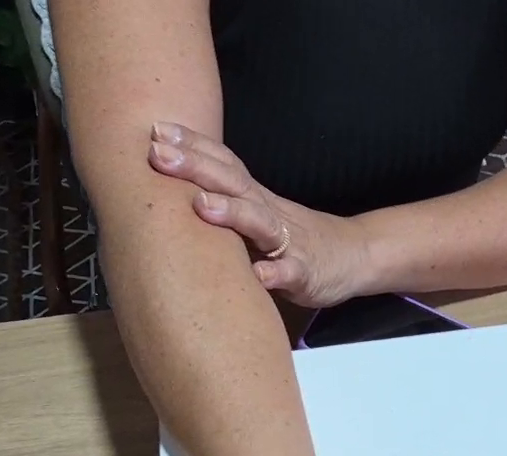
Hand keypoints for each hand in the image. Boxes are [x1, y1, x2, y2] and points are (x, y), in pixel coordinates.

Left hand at [149, 122, 373, 307]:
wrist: (352, 258)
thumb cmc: (294, 239)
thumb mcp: (257, 217)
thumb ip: (225, 205)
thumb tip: (171, 195)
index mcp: (254, 198)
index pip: (223, 164)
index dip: (192, 145)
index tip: (155, 130)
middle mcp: (269, 212)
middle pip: (234, 183)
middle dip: (196, 167)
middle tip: (159, 154)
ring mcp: (289, 243)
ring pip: (260, 223)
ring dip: (232, 212)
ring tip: (201, 205)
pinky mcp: (305, 273)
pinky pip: (289, 272)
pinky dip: (274, 273)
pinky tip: (258, 275)